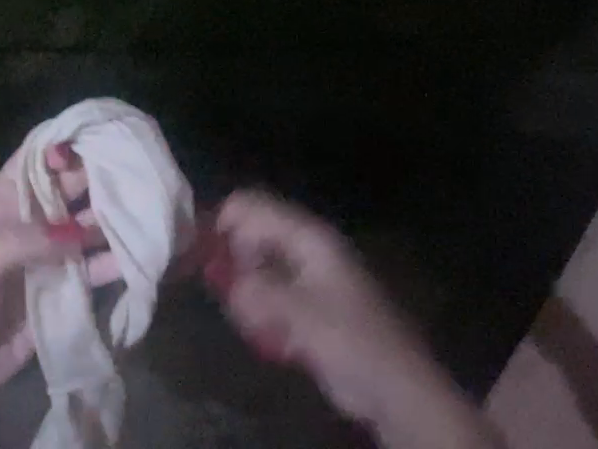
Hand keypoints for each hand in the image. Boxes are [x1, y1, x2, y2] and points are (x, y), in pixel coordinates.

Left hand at [0, 144, 120, 398]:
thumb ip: (23, 242)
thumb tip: (76, 234)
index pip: (29, 163)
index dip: (56, 146)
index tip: (94, 134)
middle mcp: (26, 225)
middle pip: (64, 191)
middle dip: (94, 178)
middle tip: (135, 167)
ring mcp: (45, 258)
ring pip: (83, 229)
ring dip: (110, 220)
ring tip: (146, 209)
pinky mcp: (61, 292)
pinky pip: (91, 270)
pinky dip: (114, 263)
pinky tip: (140, 257)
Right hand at [206, 191, 499, 448]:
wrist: (398, 392)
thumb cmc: (352, 342)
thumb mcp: (297, 313)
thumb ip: (252, 288)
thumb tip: (215, 272)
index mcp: (307, 236)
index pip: (249, 205)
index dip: (220, 223)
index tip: (199, 254)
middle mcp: (305, 246)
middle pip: (248, 234)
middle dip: (231, 262)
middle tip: (226, 295)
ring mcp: (306, 274)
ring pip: (254, 265)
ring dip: (245, 291)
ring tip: (252, 322)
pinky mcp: (305, 302)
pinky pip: (266, 292)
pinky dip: (259, 309)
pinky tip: (266, 335)